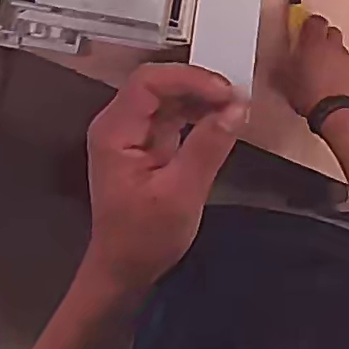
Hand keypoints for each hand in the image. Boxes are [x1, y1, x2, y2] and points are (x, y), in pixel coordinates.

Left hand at [83, 64, 246, 295]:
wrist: (124, 269)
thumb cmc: (140, 240)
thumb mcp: (180, 196)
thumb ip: (207, 148)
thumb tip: (234, 110)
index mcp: (114, 132)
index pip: (149, 82)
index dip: (189, 79)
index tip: (222, 91)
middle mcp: (119, 125)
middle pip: (159, 83)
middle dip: (199, 85)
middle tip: (234, 97)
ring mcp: (133, 131)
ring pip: (170, 94)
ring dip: (202, 96)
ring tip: (232, 107)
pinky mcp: (149, 139)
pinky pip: (176, 111)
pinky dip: (200, 111)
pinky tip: (220, 119)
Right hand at [281, 14, 348, 116]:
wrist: (335, 111)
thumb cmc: (309, 93)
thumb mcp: (285, 81)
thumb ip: (280, 68)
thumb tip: (276, 67)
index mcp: (314, 43)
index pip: (314, 21)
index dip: (308, 24)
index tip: (303, 30)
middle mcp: (332, 46)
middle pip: (330, 30)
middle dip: (322, 36)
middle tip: (311, 47)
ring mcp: (345, 58)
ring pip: (338, 47)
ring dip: (331, 52)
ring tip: (320, 66)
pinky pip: (345, 62)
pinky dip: (338, 66)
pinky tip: (330, 78)